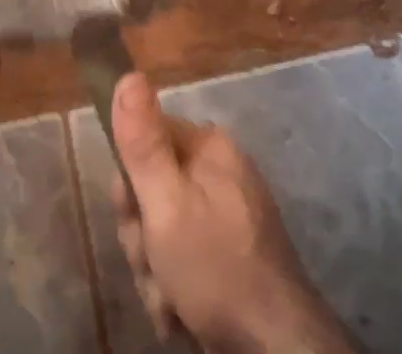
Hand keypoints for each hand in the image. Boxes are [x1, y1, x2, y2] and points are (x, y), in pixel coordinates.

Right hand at [110, 74, 356, 353]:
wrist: (274, 344)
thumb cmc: (216, 266)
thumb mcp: (167, 202)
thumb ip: (142, 143)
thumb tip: (129, 74)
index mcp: (208, 149)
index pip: (142, 141)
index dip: (127, 185)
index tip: (133, 215)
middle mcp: (218, 174)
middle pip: (148, 190)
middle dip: (141, 236)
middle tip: (154, 261)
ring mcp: (224, 216)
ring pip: (159, 231)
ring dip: (154, 270)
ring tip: (171, 297)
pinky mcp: (226, 255)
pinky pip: (180, 258)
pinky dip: (174, 287)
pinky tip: (181, 311)